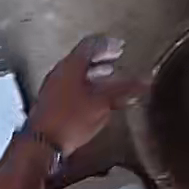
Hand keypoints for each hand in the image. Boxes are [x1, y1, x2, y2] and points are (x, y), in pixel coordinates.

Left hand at [27, 35, 143, 154]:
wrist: (41, 144)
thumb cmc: (72, 118)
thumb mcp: (103, 103)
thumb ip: (125, 90)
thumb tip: (146, 81)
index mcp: (71, 65)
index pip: (90, 45)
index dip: (107, 44)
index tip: (121, 46)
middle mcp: (59, 72)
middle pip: (82, 57)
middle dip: (101, 57)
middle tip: (116, 57)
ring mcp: (52, 86)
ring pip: (76, 72)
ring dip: (93, 71)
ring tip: (109, 75)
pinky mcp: (50, 101)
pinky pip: (71, 84)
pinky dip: (86, 84)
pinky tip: (95, 96)